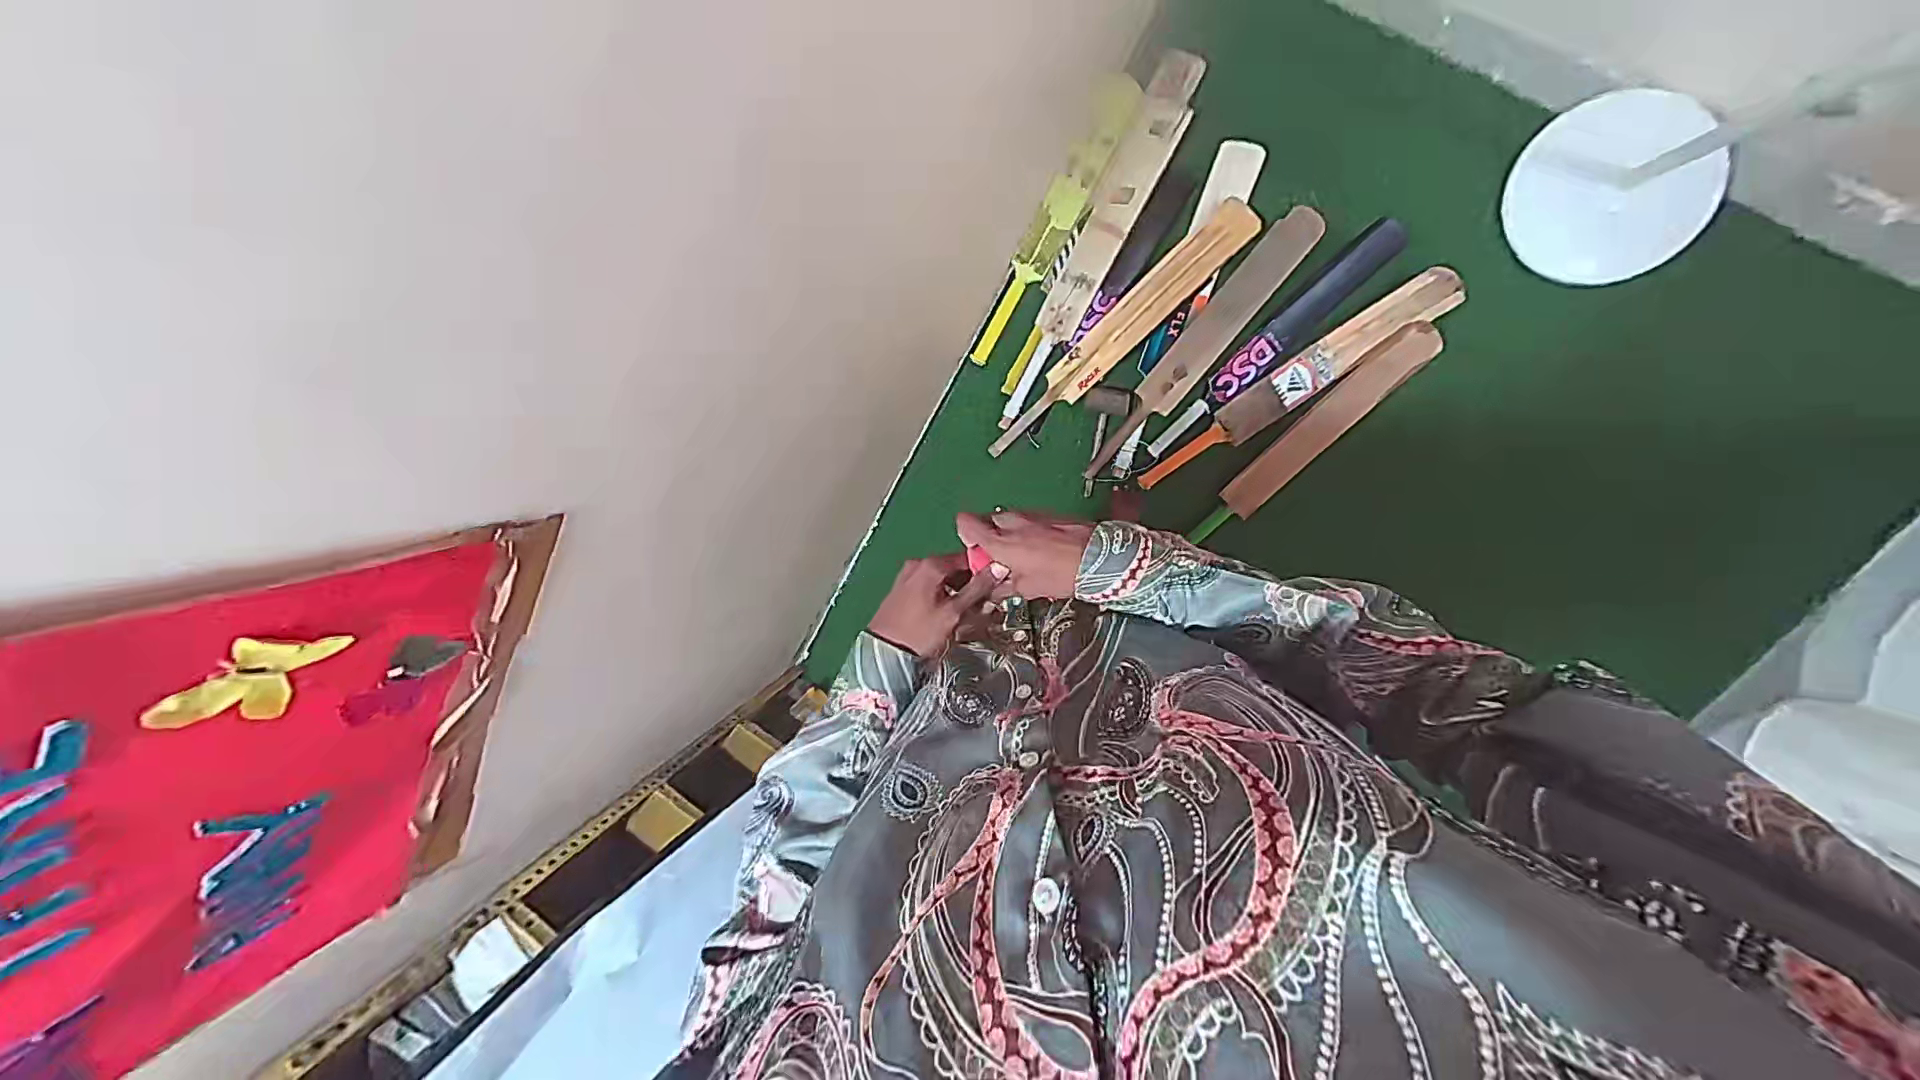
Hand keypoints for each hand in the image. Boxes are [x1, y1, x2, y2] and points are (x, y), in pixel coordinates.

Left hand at [868, 553, 1006, 658]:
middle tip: (981, 604)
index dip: (983, 571)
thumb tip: (997, 569)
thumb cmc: (918, 633)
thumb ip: (977, 589)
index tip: (994, 586)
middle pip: (954, 567)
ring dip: (956, 591)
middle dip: (969, 584)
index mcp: (930, 565)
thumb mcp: (953, 613)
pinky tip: (945, 613)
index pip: (967, 558)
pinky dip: (941, 594)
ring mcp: (907, 576)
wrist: (883, 652)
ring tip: (964, 613)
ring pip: (942, 577)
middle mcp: (917, 564)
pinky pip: (928, 585)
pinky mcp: (901, 589)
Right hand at [954, 510, 1094, 600]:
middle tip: (1000, 557)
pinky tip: (1041, 548)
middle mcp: (1012, 523)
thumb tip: (992, 592)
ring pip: (1008, 518)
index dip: (965, 534)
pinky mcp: (1048, 513)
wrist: (1098, 557)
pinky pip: (1028, 518)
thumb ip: (1003, 588)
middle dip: (989, 535)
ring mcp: (1031, 515)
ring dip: (1010, 532)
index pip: (965, 523)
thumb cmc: (1061, 575)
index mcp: (1000, 542)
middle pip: (987, 520)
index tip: (976, 550)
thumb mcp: (1028, 589)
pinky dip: (1028, 530)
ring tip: (1024, 554)